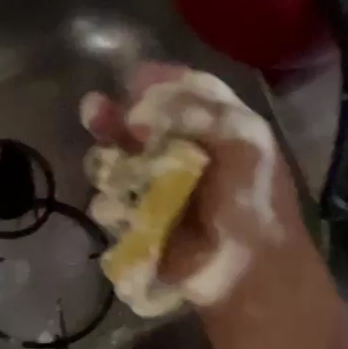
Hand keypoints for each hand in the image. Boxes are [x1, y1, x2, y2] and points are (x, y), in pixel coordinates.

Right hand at [82, 63, 320, 307]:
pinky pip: (110, 207)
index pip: (176, 95)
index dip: (153, 85)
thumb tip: (142, 106)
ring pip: (114, 166)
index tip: (130, 79)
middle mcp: (178, 157)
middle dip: (113, 118)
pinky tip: (120, 209)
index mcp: (211, 130)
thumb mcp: (245, 139)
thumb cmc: (253, 202)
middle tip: (94, 112)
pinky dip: (110, 205)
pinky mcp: (136, 227)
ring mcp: (154, 194)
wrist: (246, 269)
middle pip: (134, 128)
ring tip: (109, 167)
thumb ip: (201, 110)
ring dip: (107, 162)